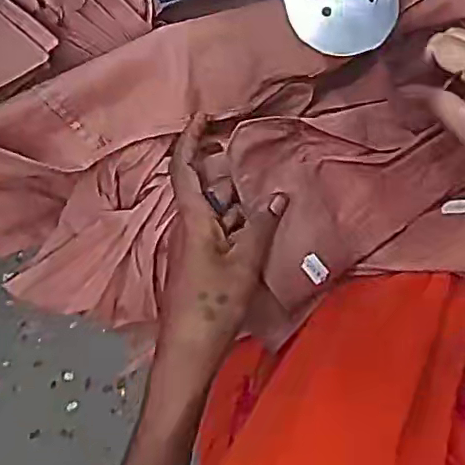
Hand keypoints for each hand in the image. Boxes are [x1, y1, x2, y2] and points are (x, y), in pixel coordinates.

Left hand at [157, 115, 287, 382]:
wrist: (188, 348)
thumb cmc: (213, 301)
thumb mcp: (244, 260)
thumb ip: (262, 224)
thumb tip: (280, 194)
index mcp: (192, 216)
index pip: (184, 166)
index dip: (191, 138)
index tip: (203, 115)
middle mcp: (188, 223)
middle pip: (203, 183)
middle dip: (224, 166)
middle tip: (250, 151)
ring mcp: (193, 242)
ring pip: (214, 206)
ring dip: (235, 195)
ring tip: (264, 184)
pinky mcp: (200, 258)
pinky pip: (219, 226)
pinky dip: (237, 218)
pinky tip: (260, 221)